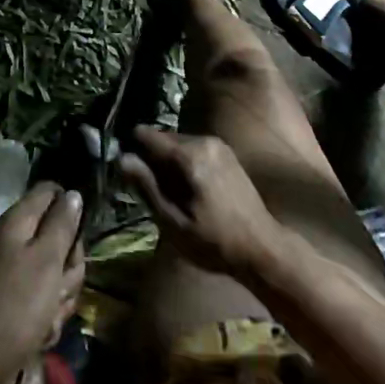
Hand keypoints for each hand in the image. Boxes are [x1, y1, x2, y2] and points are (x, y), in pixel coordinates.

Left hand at [0, 182, 85, 383]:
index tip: (76, 235)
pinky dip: (51, 314)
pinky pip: (50, 297)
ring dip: (62, 294)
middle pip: (61, 235)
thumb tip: (72, 193)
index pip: (51, 192)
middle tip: (60, 282)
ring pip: (60, 270)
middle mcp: (18, 240)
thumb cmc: (18, 303)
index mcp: (19, 221)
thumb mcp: (47, 258)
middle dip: (69, 263)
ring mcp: (19, 271)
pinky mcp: (22, 300)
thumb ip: (63, 223)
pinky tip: (43, 329)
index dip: (70, 209)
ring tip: (49, 312)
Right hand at [119, 126, 286, 278]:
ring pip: (179, 144)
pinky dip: (184, 163)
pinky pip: (194, 149)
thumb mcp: (173, 221)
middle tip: (148, 189)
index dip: (131, 149)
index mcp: (190, 155)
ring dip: (168, 161)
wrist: (262, 248)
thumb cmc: (214, 241)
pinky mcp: (227, 153)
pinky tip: (187, 189)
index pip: (147, 136)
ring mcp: (219, 145)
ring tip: (167, 193)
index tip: (125, 169)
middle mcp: (205, 141)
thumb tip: (122, 158)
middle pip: (164, 138)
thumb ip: (147, 187)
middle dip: (151, 158)